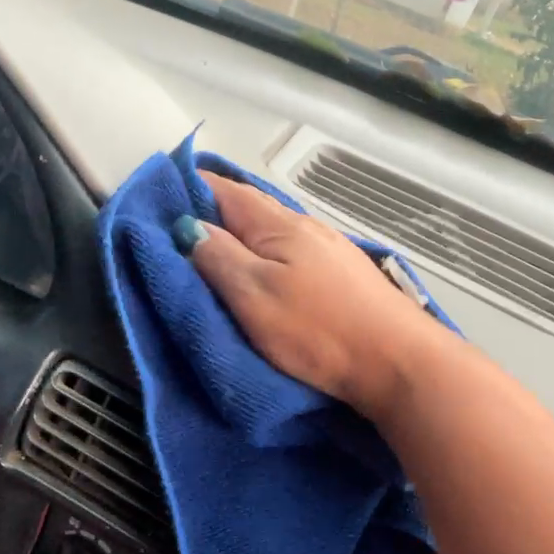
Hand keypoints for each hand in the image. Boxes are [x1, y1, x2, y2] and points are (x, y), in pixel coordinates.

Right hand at [174, 171, 447, 419]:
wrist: (397, 363)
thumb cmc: (318, 331)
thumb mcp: (254, 296)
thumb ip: (218, 259)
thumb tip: (187, 227)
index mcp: (277, 225)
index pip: (223, 190)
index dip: (188, 190)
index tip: (156, 206)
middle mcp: (304, 227)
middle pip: (248, 210)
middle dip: (211, 217)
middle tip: (174, 238)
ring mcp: (327, 251)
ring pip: (270, 235)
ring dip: (240, 242)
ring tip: (211, 262)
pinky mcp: (341, 278)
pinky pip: (290, 257)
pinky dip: (265, 261)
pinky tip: (261, 280)